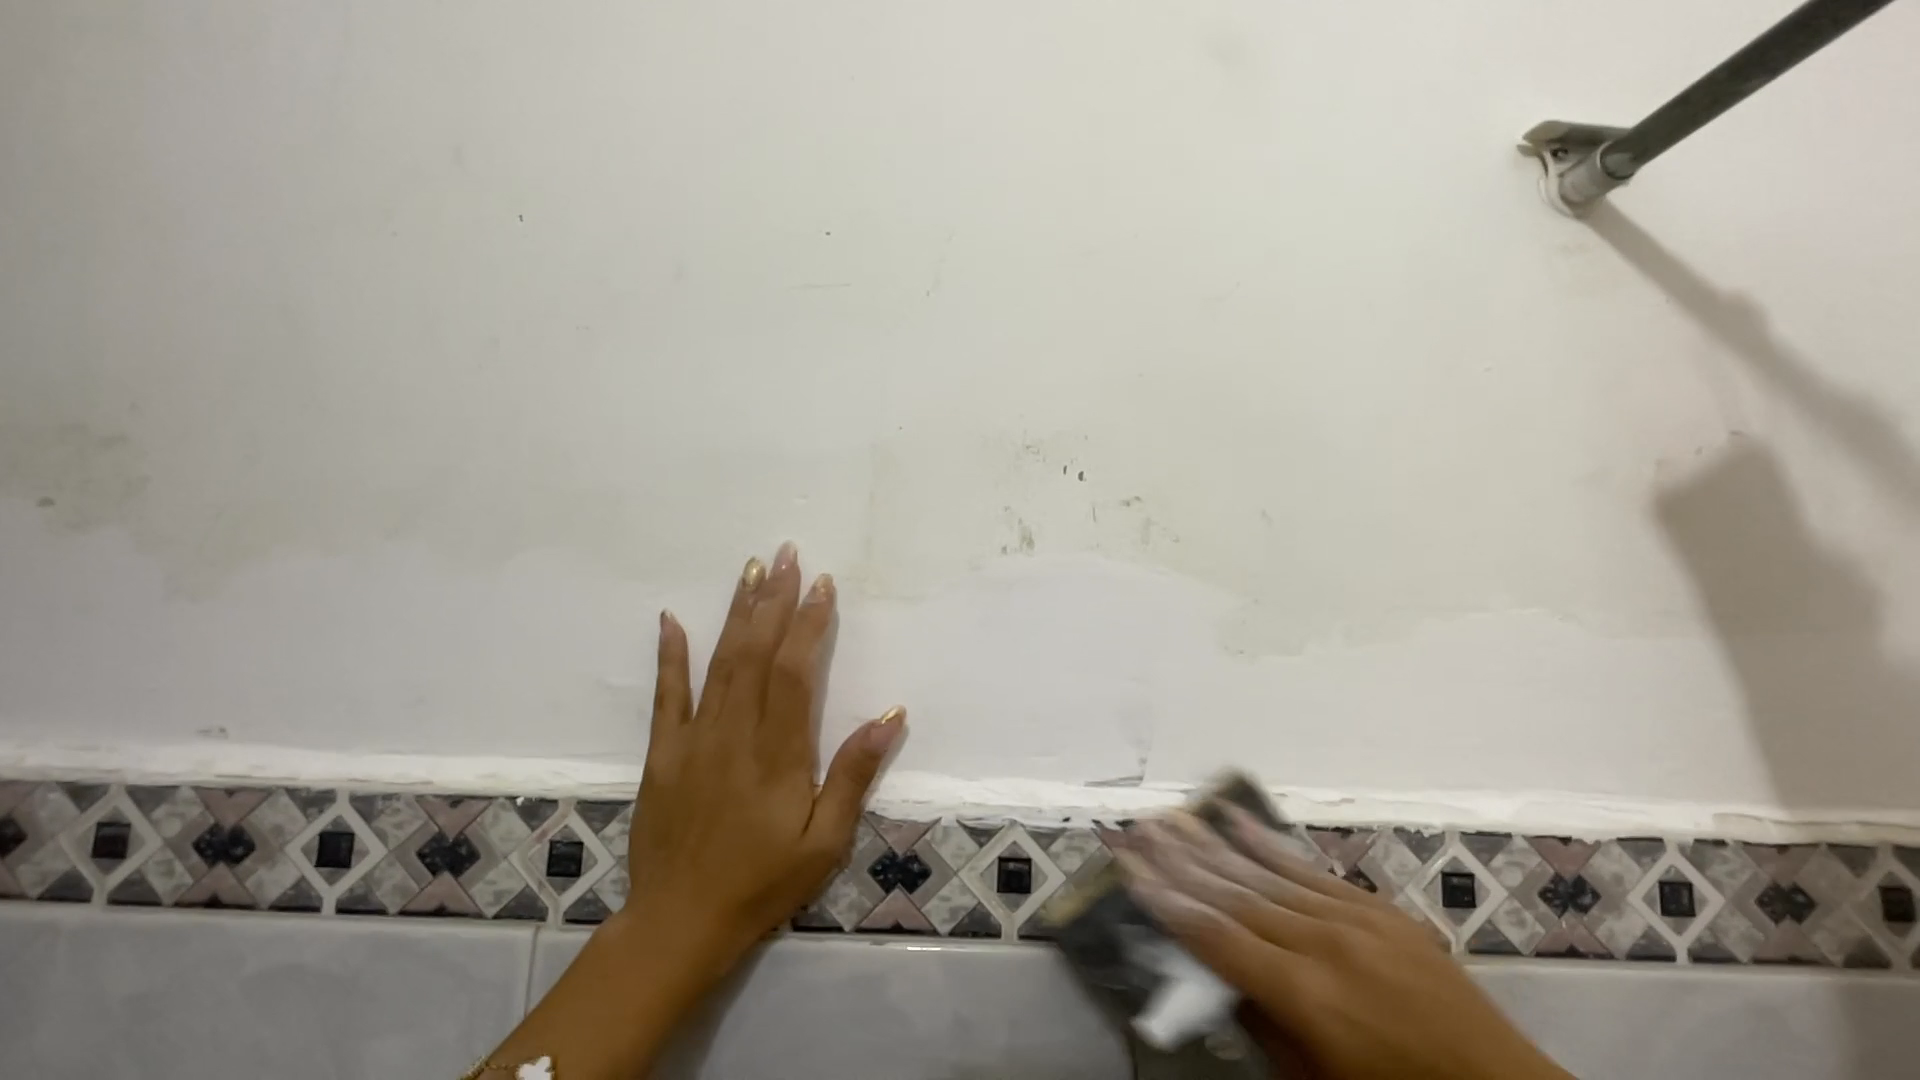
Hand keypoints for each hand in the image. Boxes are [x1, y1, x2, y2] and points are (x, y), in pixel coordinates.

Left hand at [627, 542, 905, 967]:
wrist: (679, 923)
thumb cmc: (764, 883)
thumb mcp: (825, 842)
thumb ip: (854, 774)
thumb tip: (891, 714)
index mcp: (779, 754)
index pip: (796, 672)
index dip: (809, 624)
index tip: (822, 584)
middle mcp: (735, 734)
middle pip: (756, 654)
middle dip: (774, 601)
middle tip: (786, 554)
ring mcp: (693, 740)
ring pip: (718, 662)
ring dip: (737, 613)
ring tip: (751, 569)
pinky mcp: (663, 754)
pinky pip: (666, 695)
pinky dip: (670, 655)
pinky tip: (671, 619)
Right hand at [1117, 810, 1571, 1079]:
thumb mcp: (1314, 1079)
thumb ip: (1260, 1021)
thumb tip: (1213, 972)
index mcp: (1303, 994)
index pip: (1216, 937)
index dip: (1168, 903)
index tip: (1129, 871)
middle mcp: (1322, 943)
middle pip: (1233, 893)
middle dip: (1178, 859)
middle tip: (1137, 827)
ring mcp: (1352, 918)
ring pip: (1264, 872)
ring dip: (1210, 842)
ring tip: (1170, 816)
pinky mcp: (1376, 908)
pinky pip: (1308, 868)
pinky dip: (1266, 842)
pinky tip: (1236, 818)